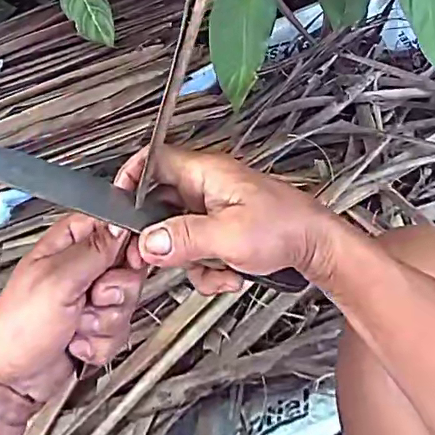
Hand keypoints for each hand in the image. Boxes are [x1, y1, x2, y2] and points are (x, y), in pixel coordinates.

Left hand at [0, 208, 144, 417]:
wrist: (6, 386)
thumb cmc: (14, 330)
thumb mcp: (57, 281)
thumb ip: (95, 249)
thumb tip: (122, 223)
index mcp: (71, 240)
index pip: (117, 224)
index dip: (129, 242)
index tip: (127, 261)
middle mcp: (84, 264)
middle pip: (130, 264)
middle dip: (114, 291)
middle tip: (90, 299)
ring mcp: (92, 295)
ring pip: (128, 298)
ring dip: (103, 320)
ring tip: (75, 324)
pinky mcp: (98, 323)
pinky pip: (121, 328)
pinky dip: (100, 341)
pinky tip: (76, 342)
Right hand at [117, 146, 336, 294]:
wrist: (317, 246)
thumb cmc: (286, 227)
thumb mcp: (229, 237)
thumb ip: (185, 238)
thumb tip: (147, 241)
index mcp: (207, 172)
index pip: (154, 160)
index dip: (131, 179)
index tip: (118, 207)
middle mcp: (208, 185)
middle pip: (160, 203)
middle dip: (163, 237)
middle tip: (166, 256)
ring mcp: (215, 206)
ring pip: (177, 232)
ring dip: (191, 260)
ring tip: (216, 267)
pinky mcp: (224, 227)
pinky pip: (197, 247)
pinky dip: (208, 267)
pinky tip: (229, 273)